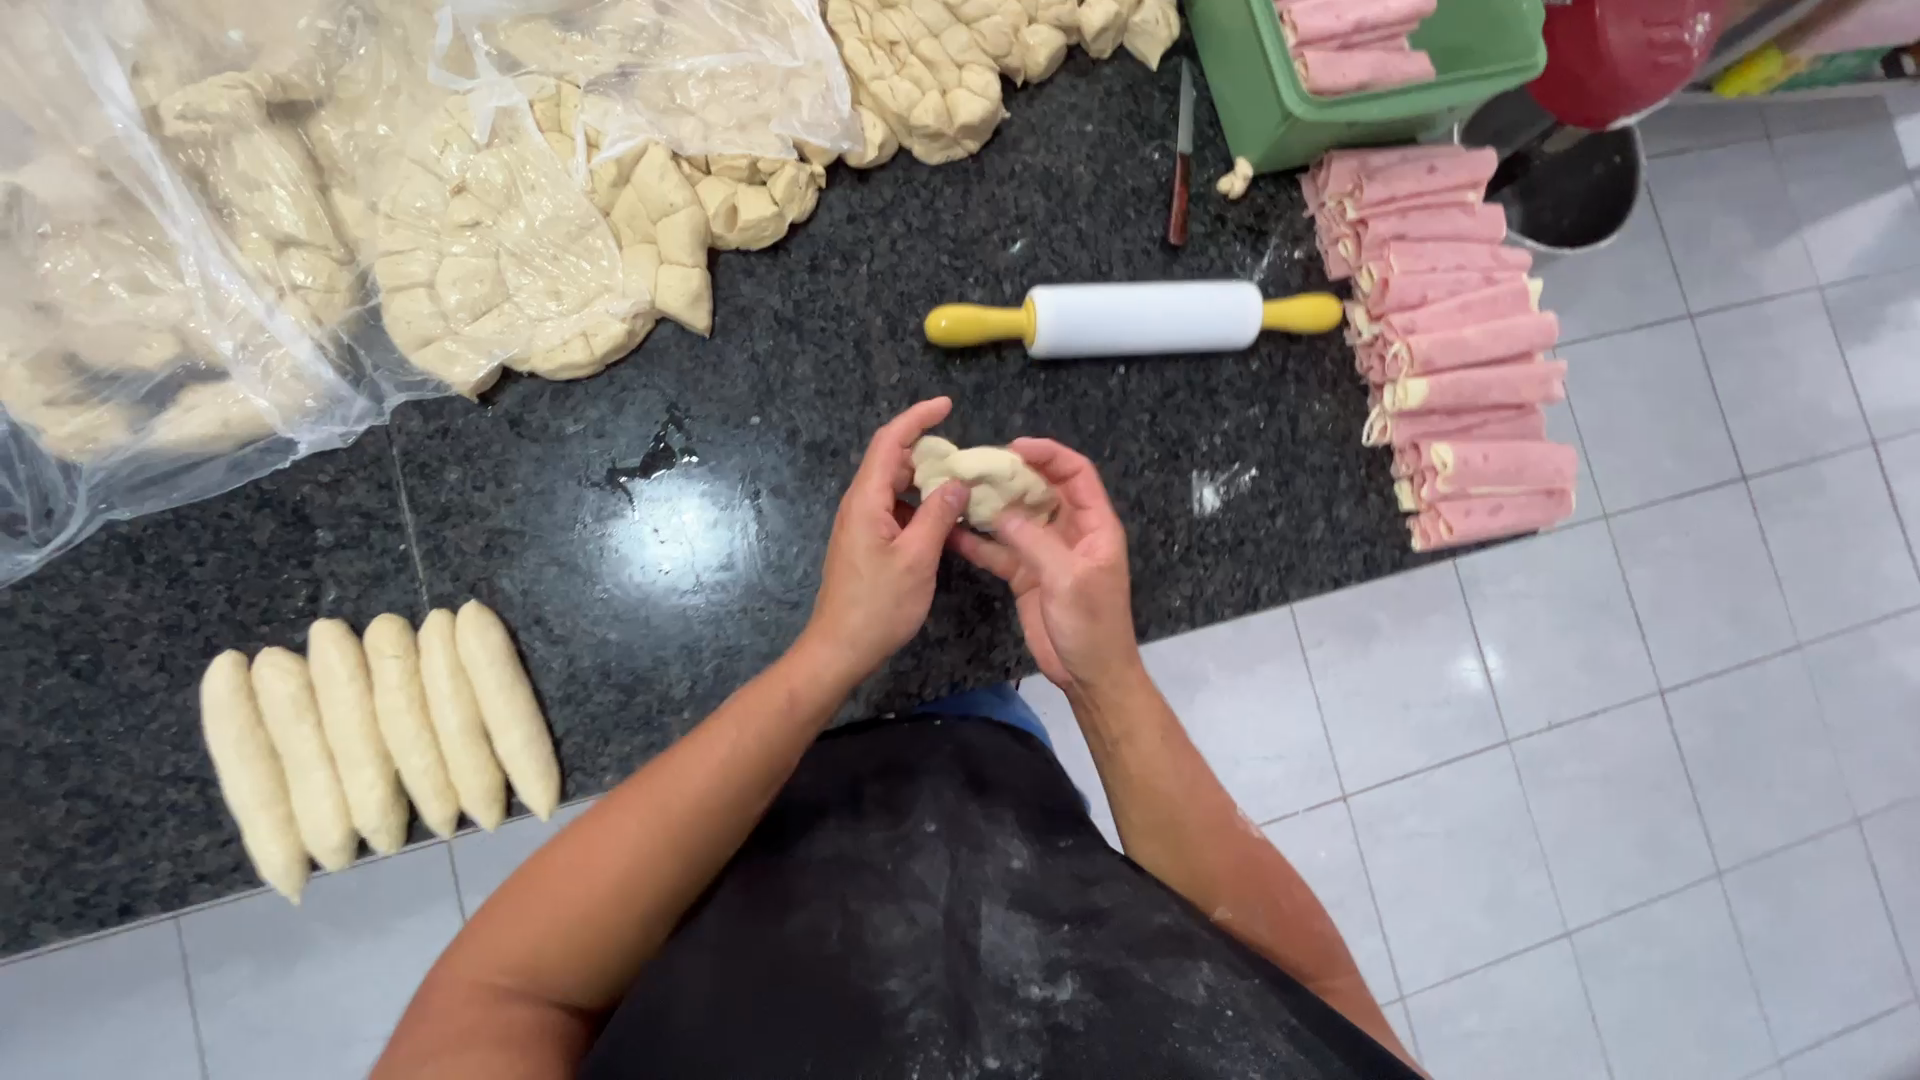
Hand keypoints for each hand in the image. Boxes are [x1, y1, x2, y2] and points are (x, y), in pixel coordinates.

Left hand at [799, 397, 970, 684]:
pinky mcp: (867, 543)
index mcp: (867, 500)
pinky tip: (943, 521)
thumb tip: (958, 482)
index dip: (917, 417)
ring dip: (926, 482)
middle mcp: (859, 504)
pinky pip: (896, 510)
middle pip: (893, 461)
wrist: (840, 648)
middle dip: (928, 451)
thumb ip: (939, 514)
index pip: (890, 441)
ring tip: (961, 488)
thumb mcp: (917, 558)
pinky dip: (920, 507)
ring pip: (896, 487)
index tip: (947, 404)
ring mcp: (861, 524)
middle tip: (967, 460)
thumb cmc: (878, 605)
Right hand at [947, 438, 1141, 692]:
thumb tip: (1000, 511)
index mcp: (1094, 526)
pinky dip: (978, 541)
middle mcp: (1070, 532)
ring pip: (1016, 517)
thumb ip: (1034, 542)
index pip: (1076, 474)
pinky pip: (999, 549)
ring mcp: (1046, 552)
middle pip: (1041, 490)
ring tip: (958, 491)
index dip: (1049, 455)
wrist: (1088, 674)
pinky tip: (951, 532)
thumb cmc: (1092, 625)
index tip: (1014, 447)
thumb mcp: (1068, 579)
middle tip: (976, 467)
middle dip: (1012, 475)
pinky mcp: (1025, 574)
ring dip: (991, 505)